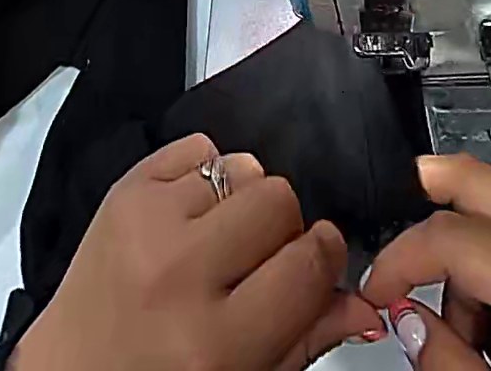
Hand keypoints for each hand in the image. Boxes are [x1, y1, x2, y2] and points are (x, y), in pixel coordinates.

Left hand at [13, 134, 382, 370]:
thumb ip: (308, 339)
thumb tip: (366, 303)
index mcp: (212, 344)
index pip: (308, 261)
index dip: (325, 254)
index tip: (317, 257)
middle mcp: (178, 275)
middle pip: (279, 199)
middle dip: (281, 225)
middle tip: (256, 256)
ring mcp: (146, 223)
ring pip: (243, 165)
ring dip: (241, 198)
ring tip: (215, 239)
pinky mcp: (124, 188)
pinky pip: (198, 146)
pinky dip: (203, 174)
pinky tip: (187, 215)